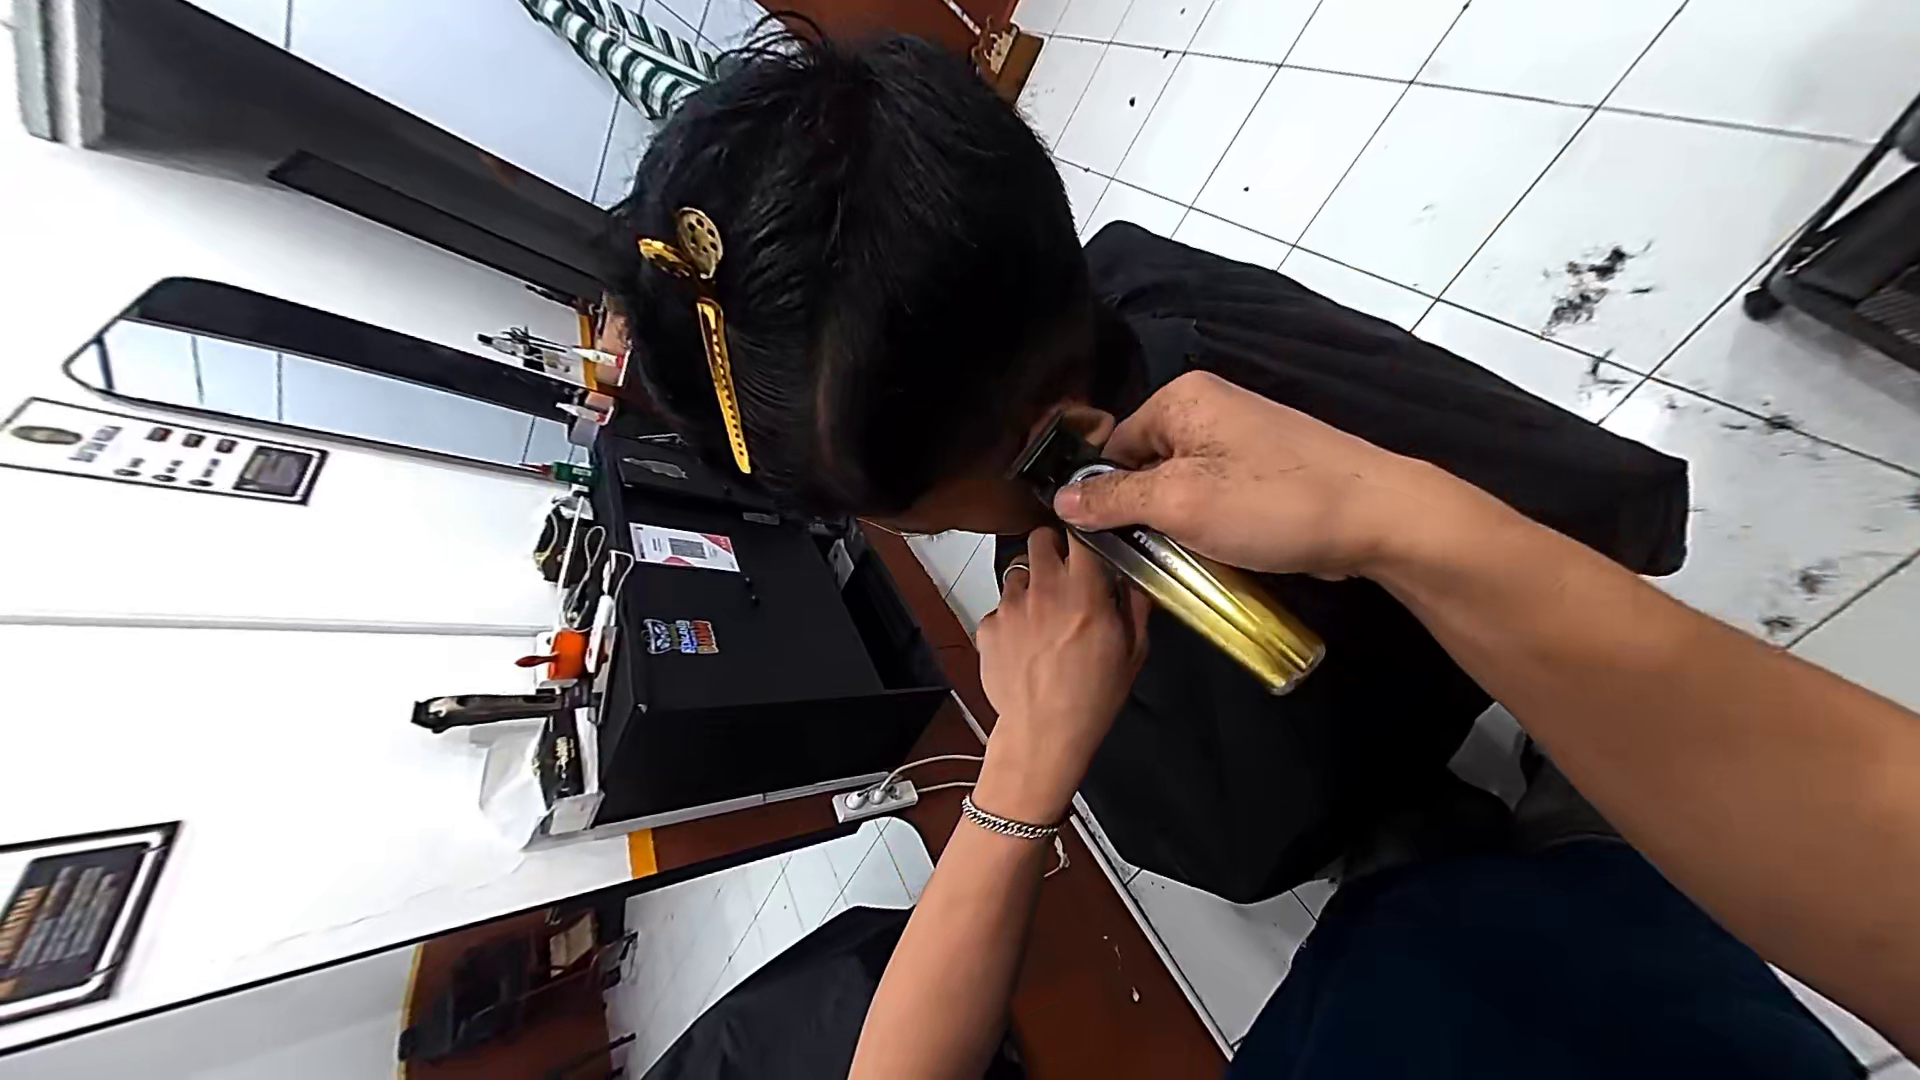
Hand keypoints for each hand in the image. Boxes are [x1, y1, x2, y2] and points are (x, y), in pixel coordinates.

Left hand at [973, 529, 1150, 825]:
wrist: (1043, 734)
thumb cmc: (1090, 700)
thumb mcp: (1133, 652)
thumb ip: (1135, 605)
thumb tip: (1132, 575)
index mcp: (1085, 593)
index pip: (1080, 530)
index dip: (1083, 529)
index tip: (1087, 535)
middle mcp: (1044, 592)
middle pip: (1039, 537)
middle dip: (1052, 548)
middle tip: (1063, 571)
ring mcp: (1011, 607)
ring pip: (1017, 571)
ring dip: (1030, 584)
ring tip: (1043, 616)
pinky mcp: (988, 625)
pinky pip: (1000, 605)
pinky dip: (1011, 616)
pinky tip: (1025, 641)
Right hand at [1052, 371, 1489, 579]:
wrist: (1382, 519)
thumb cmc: (1272, 503)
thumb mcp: (1179, 502)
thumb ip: (1113, 498)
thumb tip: (1060, 498)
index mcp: (1181, 399)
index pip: (1112, 446)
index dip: (1103, 492)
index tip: (1107, 536)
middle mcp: (1205, 407)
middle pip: (1141, 466)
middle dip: (1141, 510)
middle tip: (1151, 550)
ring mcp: (1235, 437)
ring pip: (1173, 486)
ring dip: (1172, 522)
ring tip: (1186, 552)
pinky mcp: (1257, 467)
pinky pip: (1206, 493)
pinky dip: (1201, 522)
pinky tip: (1213, 547)